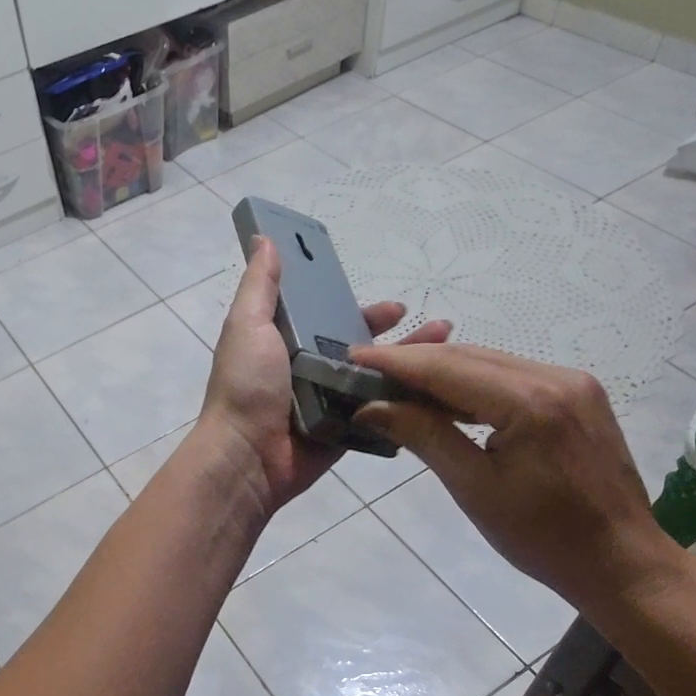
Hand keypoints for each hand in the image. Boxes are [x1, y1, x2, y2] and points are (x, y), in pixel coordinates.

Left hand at [196, 236, 449, 514]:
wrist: (248, 456)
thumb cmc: (246, 386)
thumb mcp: (248, 325)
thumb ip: (261, 286)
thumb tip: (265, 239)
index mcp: (285, 343)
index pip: (329, 317)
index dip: (360, 309)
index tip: (394, 307)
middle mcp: (310, 370)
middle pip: (362, 348)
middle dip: (397, 338)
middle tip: (435, 327)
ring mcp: (330, 402)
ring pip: (378, 378)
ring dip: (413, 363)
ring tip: (449, 348)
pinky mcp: (345, 430)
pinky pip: (381, 411)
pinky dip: (408, 399)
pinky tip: (440, 388)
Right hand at [347, 343, 679, 610]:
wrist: (622, 562)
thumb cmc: (544, 538)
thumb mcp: (474, 489)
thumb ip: (424, 435)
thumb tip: (370, 406)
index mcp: (531, 403)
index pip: (447, 368)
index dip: (396, 361)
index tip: (352, 357)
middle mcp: (555, 378)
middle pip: (468, 357)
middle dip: (414, 362)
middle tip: (365, 372)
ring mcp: (572, 382)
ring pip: (489, 362)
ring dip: (441, 371)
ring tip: (395, 385)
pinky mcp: (578, 394)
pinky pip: (511, 375)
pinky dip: (472, 383)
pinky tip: (446, 398)